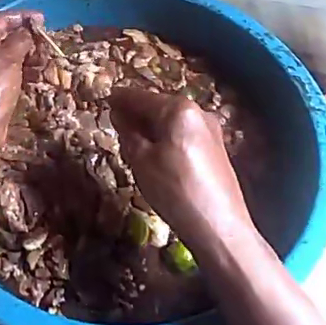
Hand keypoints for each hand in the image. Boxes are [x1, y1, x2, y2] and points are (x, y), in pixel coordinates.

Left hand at [0, 9, 39, 142]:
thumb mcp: (10, 57)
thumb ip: (21, 38)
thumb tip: (29, 30)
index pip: (1, 18)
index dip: (23, 16)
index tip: (43, 19)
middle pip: (4, 35)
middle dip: (26, 36)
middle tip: (46, 39)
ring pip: (8, 53)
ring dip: (27, 53)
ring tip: (46, 56)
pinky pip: (9, 68)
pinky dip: (23, 67)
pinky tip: (38, 72)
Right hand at [107, 87, 253, 256]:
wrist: (220, 227)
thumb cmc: (175, 190)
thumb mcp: (141, 161)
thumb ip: (128, 132)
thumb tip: (119, 114)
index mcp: (179, 109)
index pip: (141, 97)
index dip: (120, 99)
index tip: (105, 101)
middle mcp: (198, 111)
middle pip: (159, 106)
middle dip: (137, 114)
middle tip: (116, 125)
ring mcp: (211, 130)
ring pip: (173, 121)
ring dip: (152, 127)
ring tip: (133, 143)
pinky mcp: (216, 148)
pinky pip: (184, 134)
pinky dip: (167, 138)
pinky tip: (157, 155)